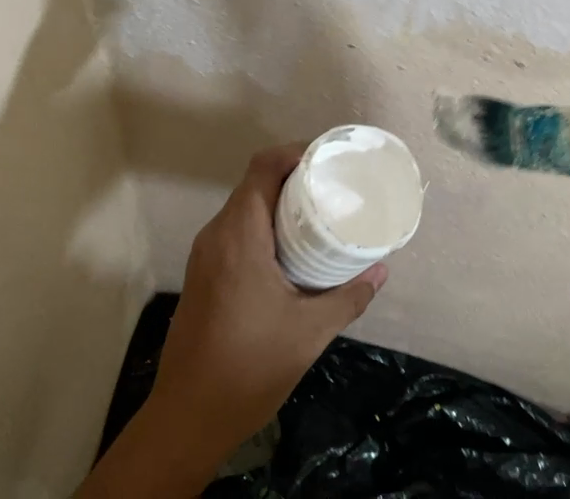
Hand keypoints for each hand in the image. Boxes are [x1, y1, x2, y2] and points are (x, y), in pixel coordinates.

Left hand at [79, 145, 385, 497]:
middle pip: (255, 184)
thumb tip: (381, 270)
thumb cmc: (250, 367)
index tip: (330, 161)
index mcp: (239, 235)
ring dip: (279, 206)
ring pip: (244, 210)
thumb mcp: (310, 332)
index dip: (296, 153)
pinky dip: (264, 229)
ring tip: (320, 216)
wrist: (188, 415)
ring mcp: (205, 256)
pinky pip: (236, 233)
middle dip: (295, 178)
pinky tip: (292, 252)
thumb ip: (349, 297)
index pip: (263, 167)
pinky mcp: (203, 275)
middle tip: (335, 189)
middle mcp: (217, 235)